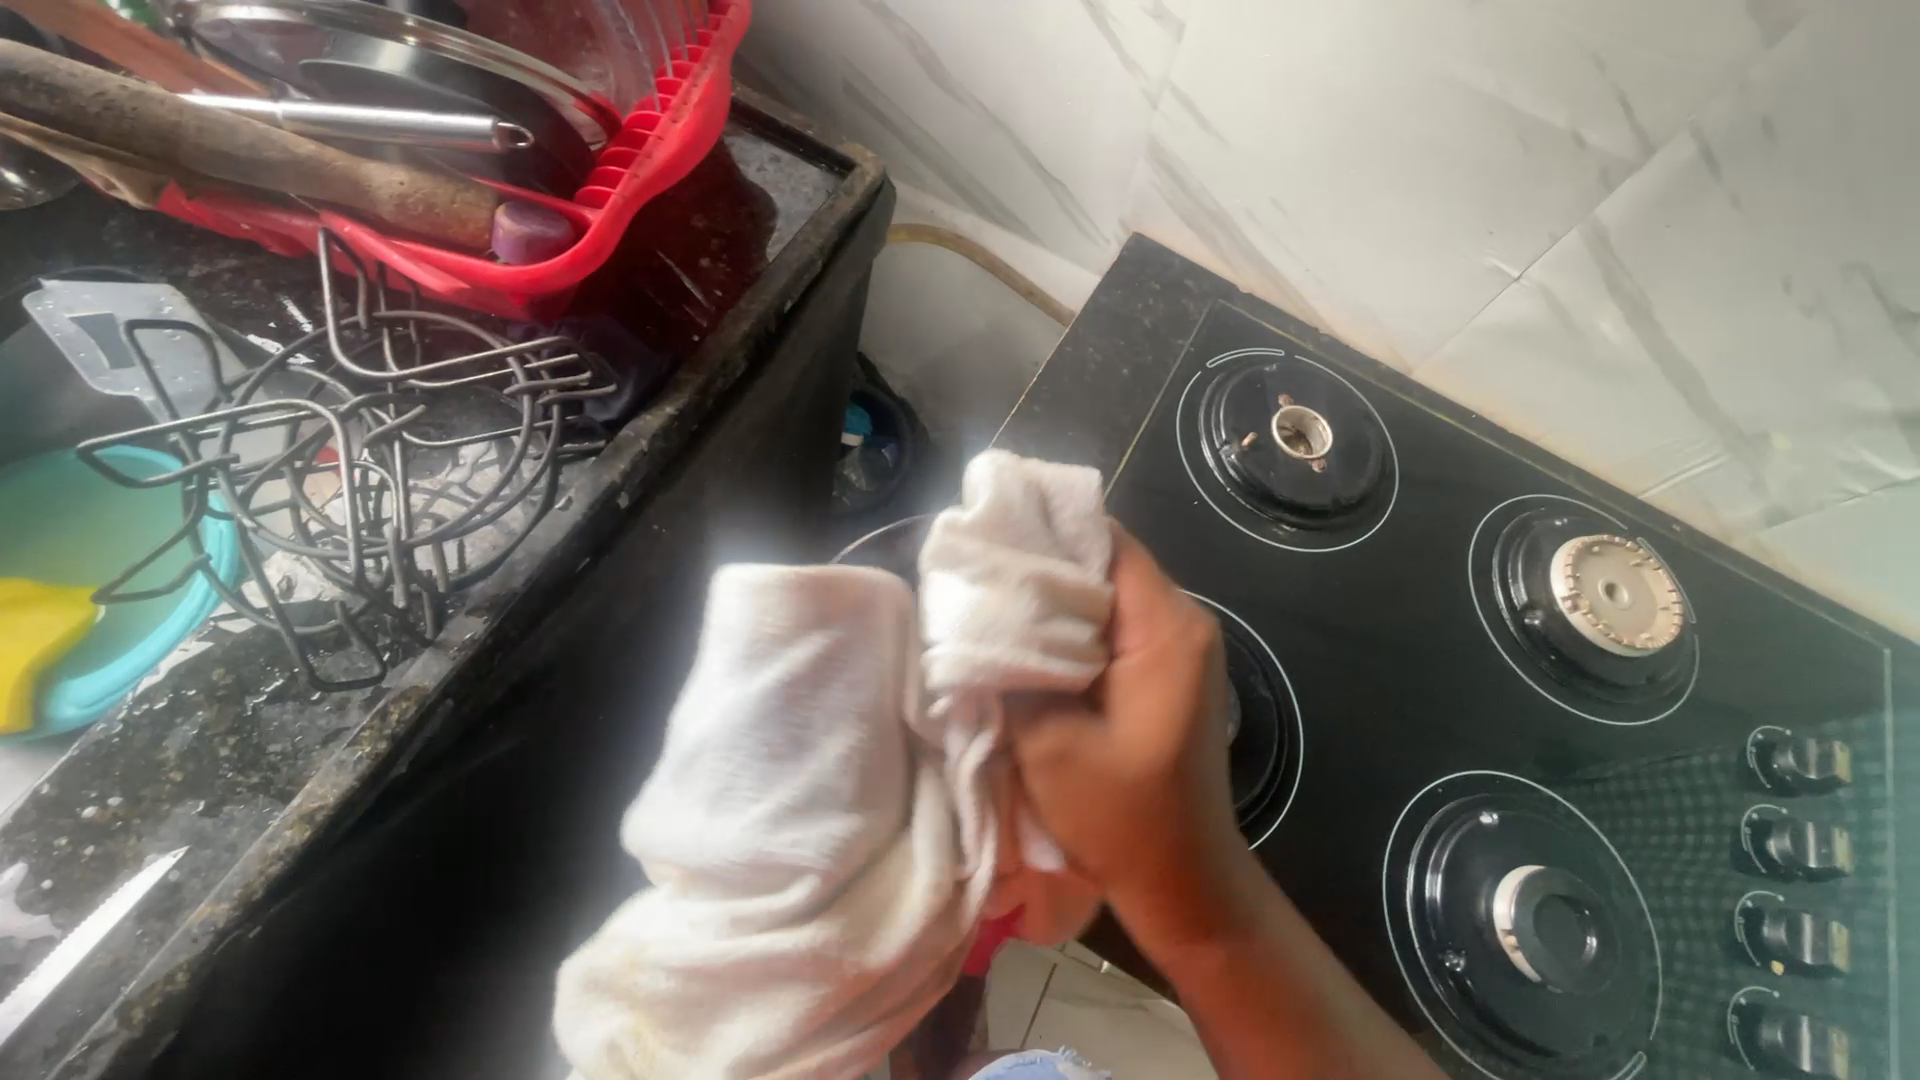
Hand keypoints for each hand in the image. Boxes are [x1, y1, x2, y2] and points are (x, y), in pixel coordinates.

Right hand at [1007, 525, 1259, 949]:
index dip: (1046, 532)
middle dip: (1041, 565)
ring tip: (989, 603)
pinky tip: (1023, 642)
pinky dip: (1068, 629)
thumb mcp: (1051, 744)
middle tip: (975, 572)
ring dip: (1051, 600)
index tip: (988, 537)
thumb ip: (1011, 670)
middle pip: (1105, 563)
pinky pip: (1111, 628)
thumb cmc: (1124, 819)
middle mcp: (1181, 623)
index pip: (1107, 542)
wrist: (1183, 883)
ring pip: (1104, 595)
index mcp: (1167, 629)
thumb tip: (978, 618)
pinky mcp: (1161, 672)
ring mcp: (1175, 648)